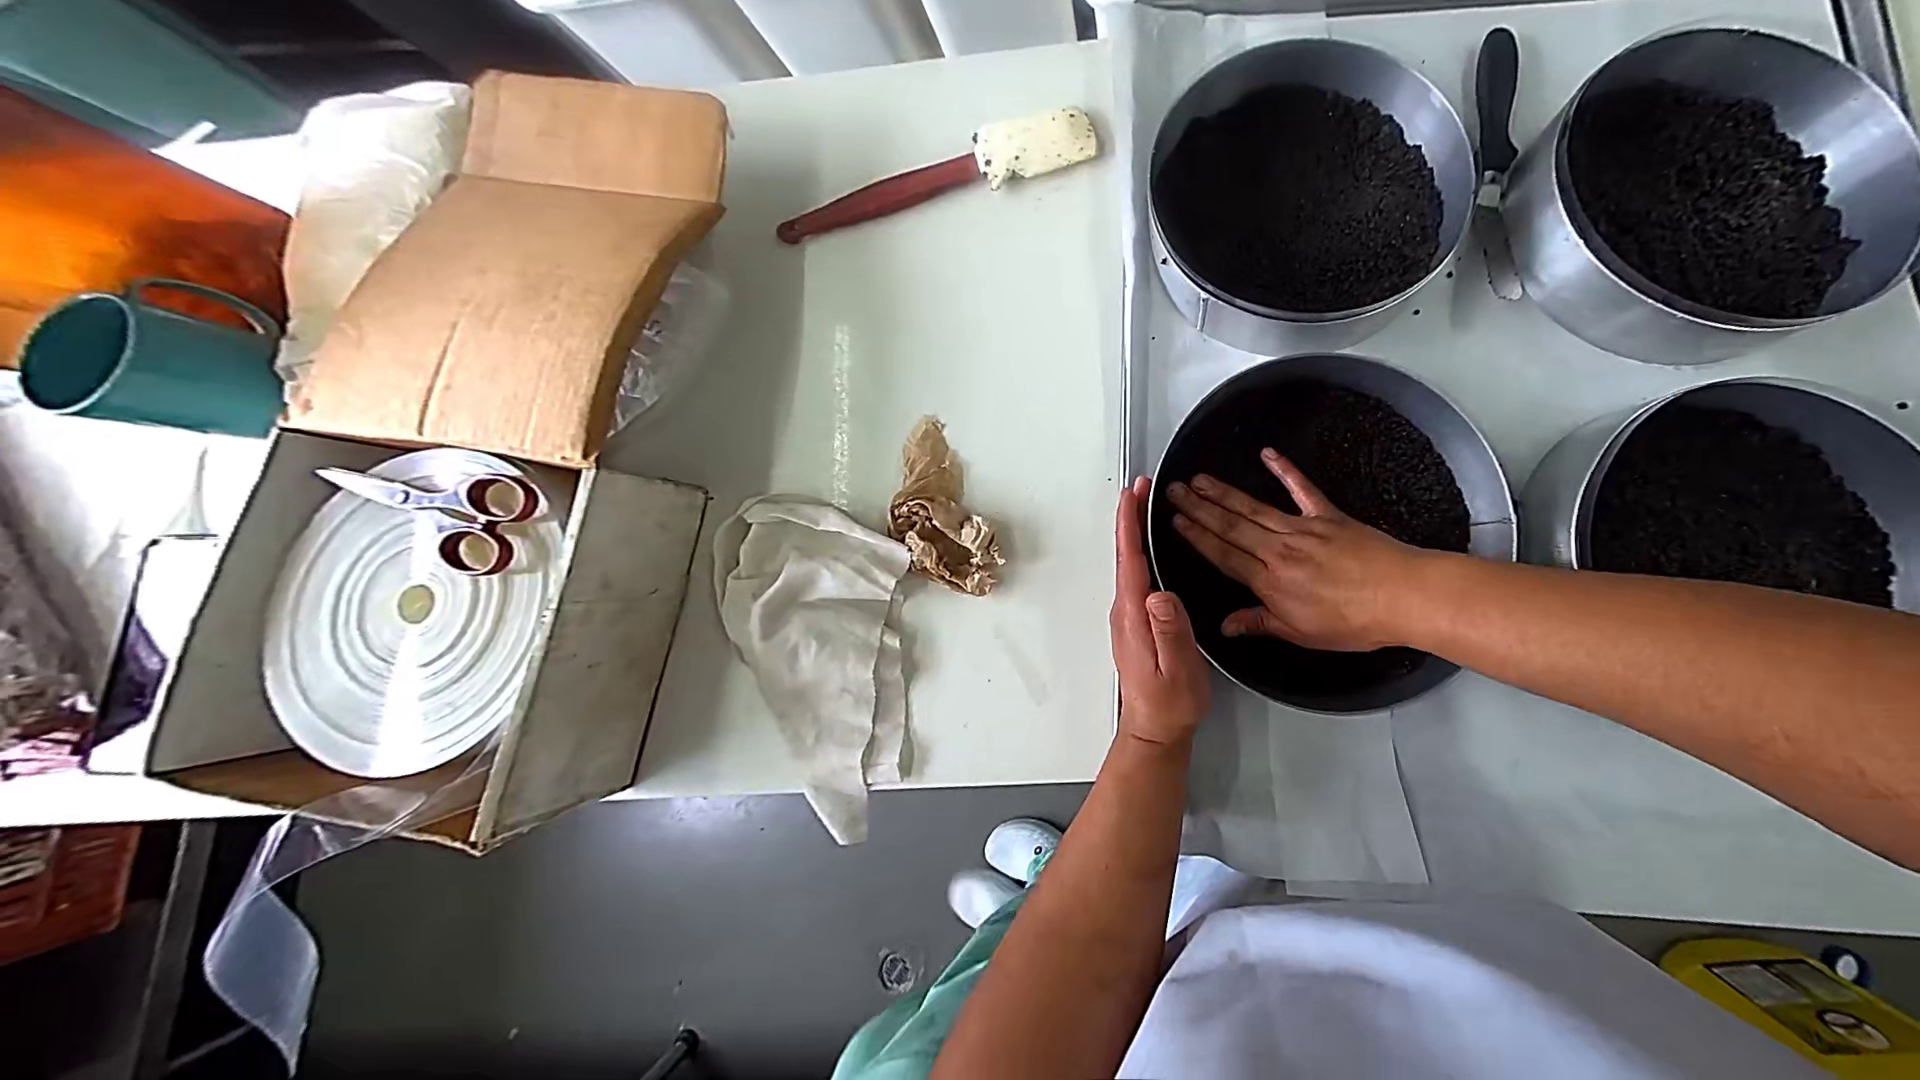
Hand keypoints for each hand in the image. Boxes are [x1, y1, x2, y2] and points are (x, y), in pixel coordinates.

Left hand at [1113, 476, 1210, 744]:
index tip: (1133, 495)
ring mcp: (1128, 615)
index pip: (1129, 560)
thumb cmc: (1169, 701)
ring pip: (1128, 564)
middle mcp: (1125, 610)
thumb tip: (1160, 594)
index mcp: (1134, 615)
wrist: (1154, 726)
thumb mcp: (1178, 669)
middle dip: (1130, 518)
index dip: (1129, 524)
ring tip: (1143, 505)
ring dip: (1132, 532)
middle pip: (1125, 555)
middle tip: (1140, 487)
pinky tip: (1147, 547)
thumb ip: (1170, 631)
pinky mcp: (1135, 621)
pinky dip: (1138, 553)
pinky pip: (1134, 576)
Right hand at [1166, 450, 1435, 650]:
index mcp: (1271, 581)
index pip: (1223, 554)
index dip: (1196, 536)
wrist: (1407, 597)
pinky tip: (1268, 455)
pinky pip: (1303, 489)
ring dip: (1223, 492)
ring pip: (1254, 508)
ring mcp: (1304, 529)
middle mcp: (1281, 551)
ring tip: (1200, 479)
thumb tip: (1229, 626)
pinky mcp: (1329, 517)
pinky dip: (1285, 470)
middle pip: (1230, 526)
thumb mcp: (1301, 633)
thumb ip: (1259, 623)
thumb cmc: (1359, 619)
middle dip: (1198, 507)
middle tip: (1175, 491)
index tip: (1176, 522)